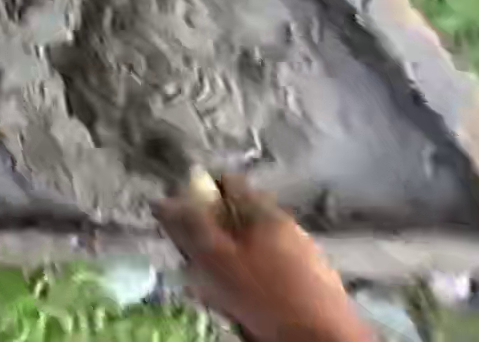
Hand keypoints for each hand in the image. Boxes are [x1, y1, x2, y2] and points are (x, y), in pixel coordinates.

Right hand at [155, 174, 370, 341]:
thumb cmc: (266, 294)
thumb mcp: (213, 255)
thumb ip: (185, 222)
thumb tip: (160, 199)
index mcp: (269, 214)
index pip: (228, 182)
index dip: (199, 189)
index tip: (181, 208)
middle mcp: (292, 230)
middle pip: (238, 217)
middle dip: (212, 231)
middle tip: (194, 250)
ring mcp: (310, 260)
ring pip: (253, 246)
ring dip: (229, 257)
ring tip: (213, 279)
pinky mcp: (318, 288)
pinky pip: (271, 270)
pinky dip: (251, 276)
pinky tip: (241, 295)